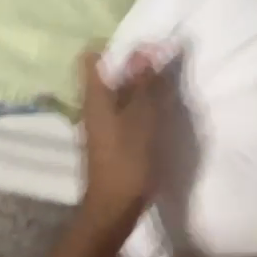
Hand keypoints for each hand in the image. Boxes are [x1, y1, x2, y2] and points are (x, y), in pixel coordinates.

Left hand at [77, 48, 171, 234]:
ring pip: (116, 93)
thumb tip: (144, 49)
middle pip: (106, 74)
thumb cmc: (127, 160)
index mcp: (94, 96)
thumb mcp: (141, 118)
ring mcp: (99, 125)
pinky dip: (138, 107)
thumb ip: (143, 84)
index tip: (143, 48)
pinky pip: (122, 112)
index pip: (91, 57)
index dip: (115, 47)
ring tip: (165, 86)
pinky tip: (158, 114)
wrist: (113, 208)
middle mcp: (92, 106)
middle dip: (132, 66)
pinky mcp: (110, 141)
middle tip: (162, 64)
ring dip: (138, 87)